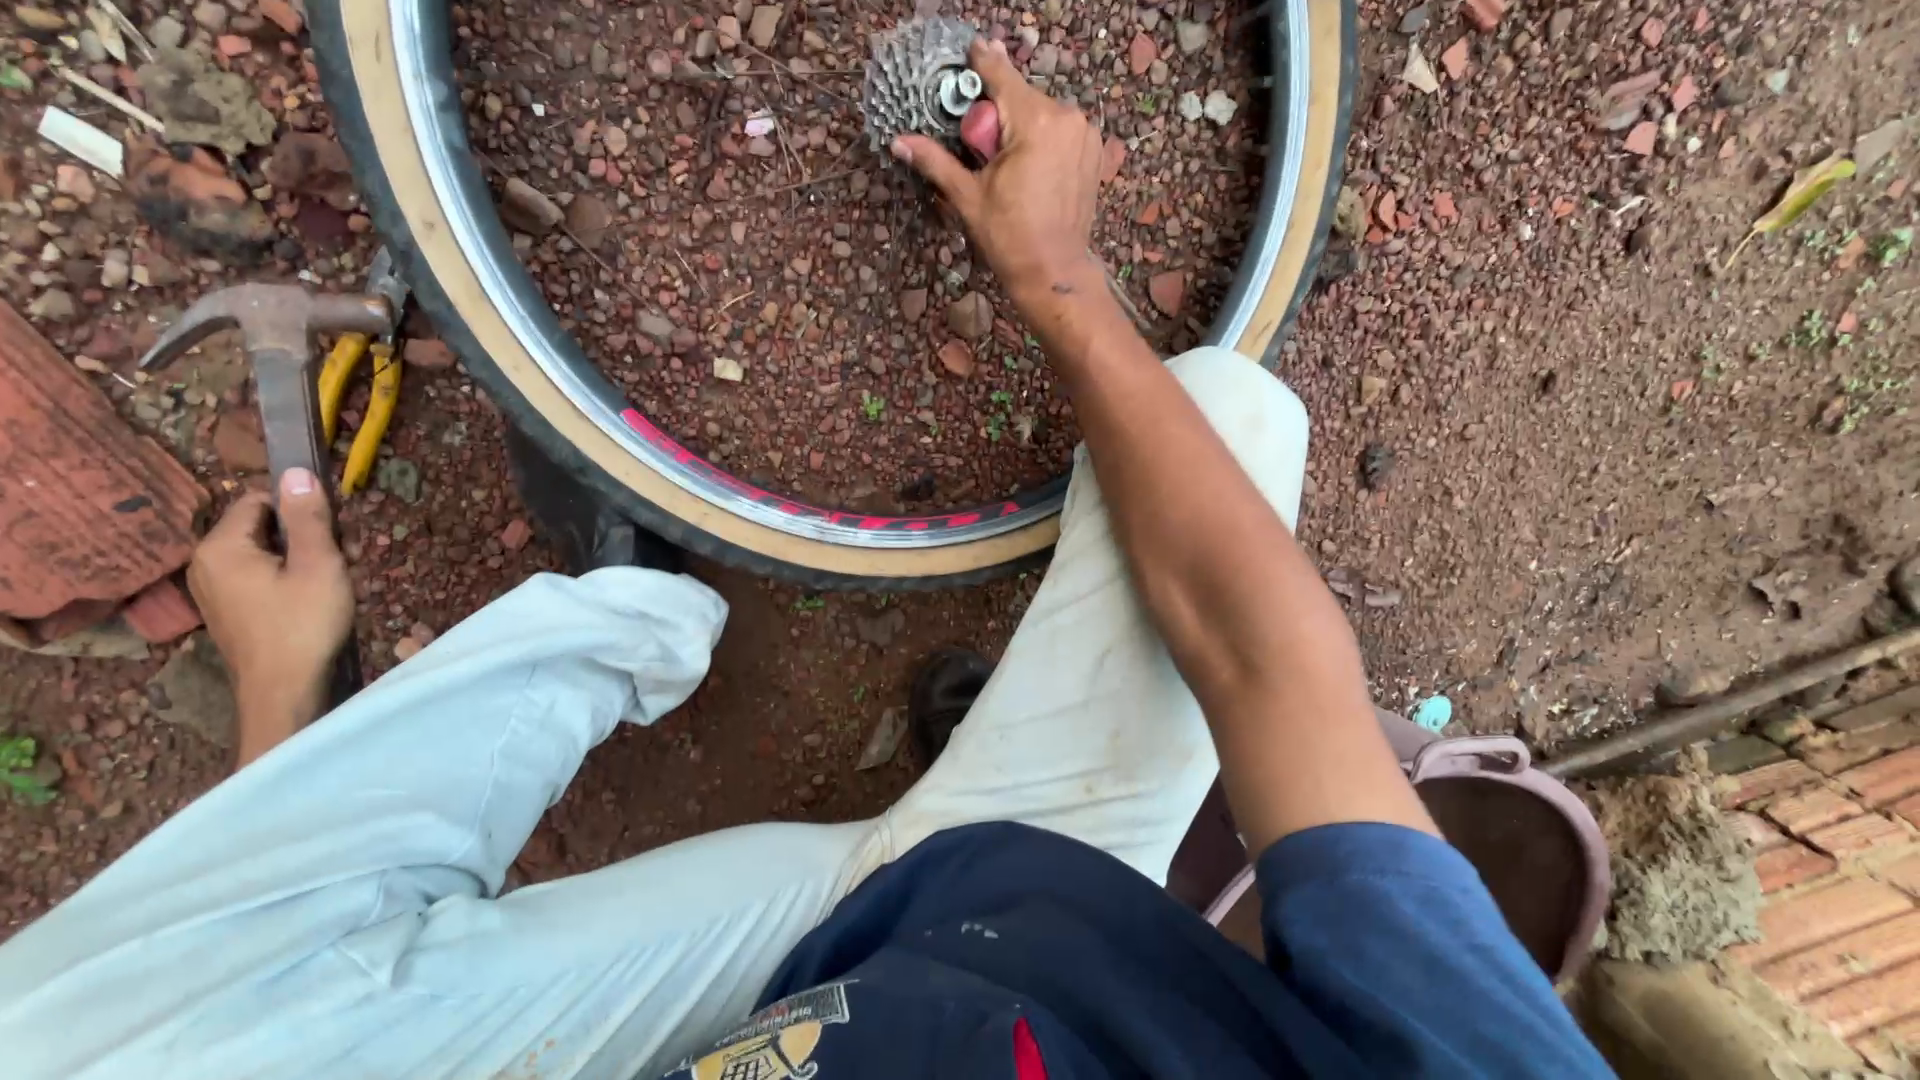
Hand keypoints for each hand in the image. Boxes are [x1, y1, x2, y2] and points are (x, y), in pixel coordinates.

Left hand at [187, 467, 352, 761]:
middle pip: (263, 527)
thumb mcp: (319, 564)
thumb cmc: (304, 624)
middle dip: (307, 537)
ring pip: (266, 554)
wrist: (285, 691)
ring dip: (304, 561)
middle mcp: (206, 564)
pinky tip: (315, 603)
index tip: (336, 533)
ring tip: (333, 586)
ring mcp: (214, 591)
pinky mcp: (229, 612)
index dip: (302, 509)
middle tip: (342, 562)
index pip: (260, 499)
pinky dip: (291, 582)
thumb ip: (308, 517)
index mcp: (220, 547)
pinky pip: (261, 579)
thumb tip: (297, 471)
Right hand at [891, 37, 1105, 309]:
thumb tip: (898, 142)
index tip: (969, 52)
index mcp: (1035, 122)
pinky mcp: (1094, 151)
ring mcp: (1085, 134)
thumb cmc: (1010, 237)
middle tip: (984, 151)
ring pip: (1041, 113)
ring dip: (1021, 128)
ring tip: (1010, 168)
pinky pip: (1061, 131)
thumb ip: (935, 161)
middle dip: (998, 115)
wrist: (1053, 270)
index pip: (1000, 74)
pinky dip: (1044, 141)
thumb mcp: (968, 196)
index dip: (980, 63)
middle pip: (1020, 97)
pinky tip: (1033, 171)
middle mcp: (1067, 117)